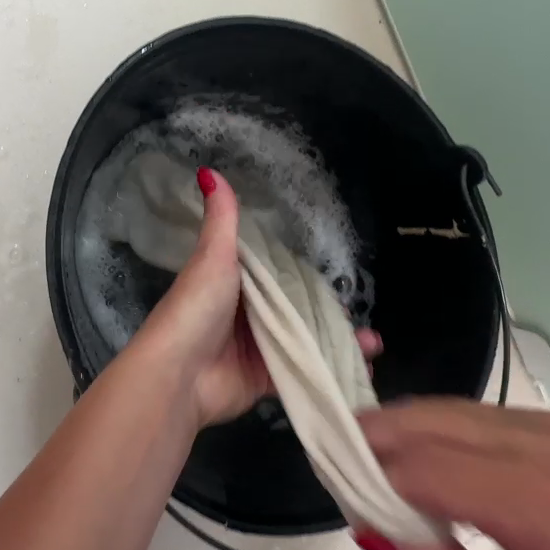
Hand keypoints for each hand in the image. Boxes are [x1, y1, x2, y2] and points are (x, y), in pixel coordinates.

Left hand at [132, 167, 378, 425]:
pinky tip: (360, 371)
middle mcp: (247, 315)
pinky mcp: (264, 380)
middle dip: (329, 314)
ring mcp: (257, 349)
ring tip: (371, 344)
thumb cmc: (196, 308)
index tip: (341, 277)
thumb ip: (221, 219)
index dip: (306, 276)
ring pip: (303, 342)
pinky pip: (301, 373)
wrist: (178, 374)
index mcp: (234, 282)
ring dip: (336, 343)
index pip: (278, 275)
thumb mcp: (212, 256)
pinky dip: (328, 372)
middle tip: (361, 315)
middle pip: (295, 311)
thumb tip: (207, 170)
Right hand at [355, 401, 549, 549]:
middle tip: (338, 473)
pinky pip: (472, 415)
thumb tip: (372, 526)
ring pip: (444, 408)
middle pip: (425, 419)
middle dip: (372, 439)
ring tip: (372, 471)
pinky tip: (426, 466)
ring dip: (400, 432)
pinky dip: (435, 431)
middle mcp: (545, 445)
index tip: (334, 493)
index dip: (365, 474)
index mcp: (544, 507)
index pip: (419, 465)